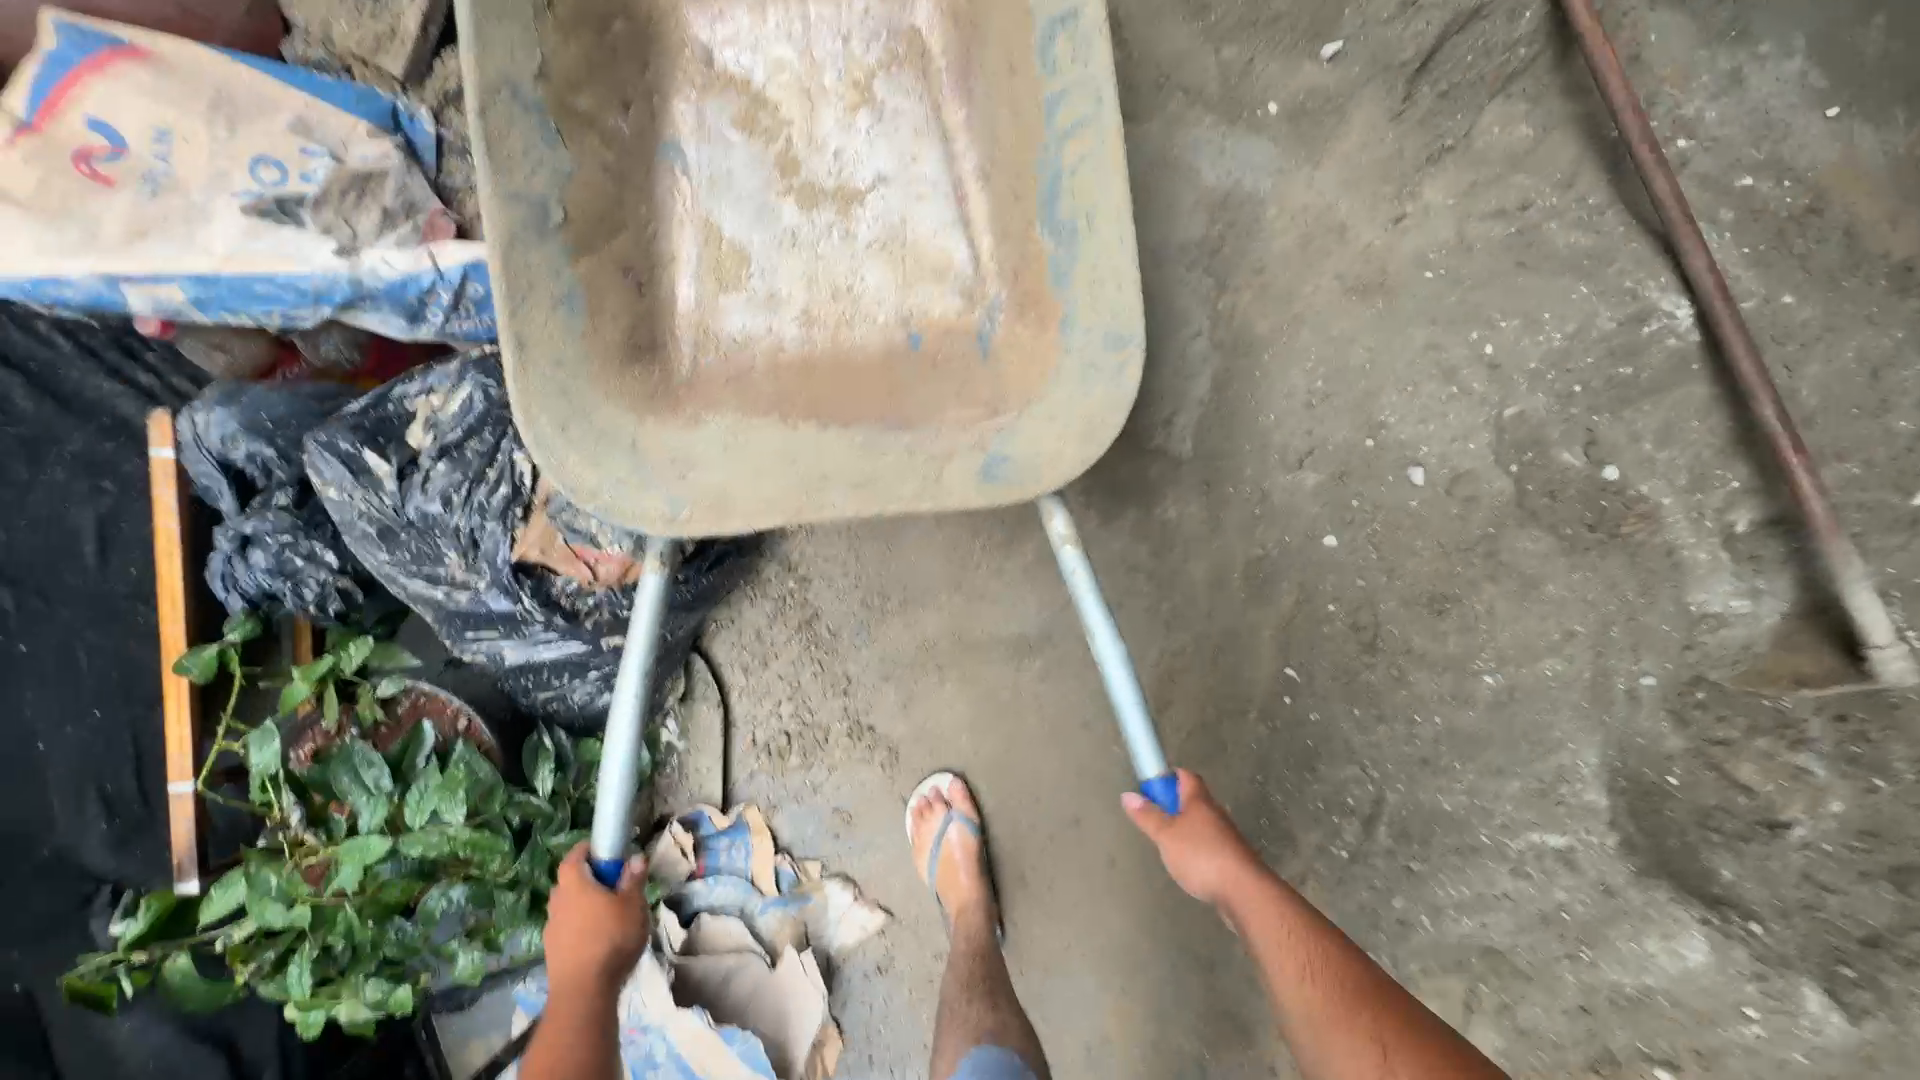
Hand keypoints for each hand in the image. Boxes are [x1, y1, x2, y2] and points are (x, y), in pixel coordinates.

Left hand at [543, 843, 650, 998]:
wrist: (583, 991)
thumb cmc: (611, 938)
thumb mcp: (633, 905)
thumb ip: (633, 880)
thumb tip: (635, 858)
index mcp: (575, 885)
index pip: (573, 857)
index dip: (586, 850)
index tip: (603, 850)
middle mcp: (557, 903)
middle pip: (569, 882)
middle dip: (588, 879)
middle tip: (611, 883)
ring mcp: (552, 929)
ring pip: (567, 907)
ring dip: (583, 905)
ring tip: (608, 914)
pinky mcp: (553, 952)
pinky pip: (567, 929)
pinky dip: (580, 927)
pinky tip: (599, 939)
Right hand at [1122, 769, 1263, 905]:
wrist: (1244, 891)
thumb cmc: (1201, 855)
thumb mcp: (1166, 835)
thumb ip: (1148, 816)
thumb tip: (1128, 795)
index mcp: (1199, 801)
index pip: (1186, 776)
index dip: (1168, 777)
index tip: (1152, 787)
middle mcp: (1214, 813)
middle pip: (1193, 800)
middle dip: (1173, 806)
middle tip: (1154, 819)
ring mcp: (1225, 837)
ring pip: (1200, 824)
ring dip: (1184, 830)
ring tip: (1167, 846)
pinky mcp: (1230, 858)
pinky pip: (1208, 845)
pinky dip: (1195, 850)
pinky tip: (1186, 865)